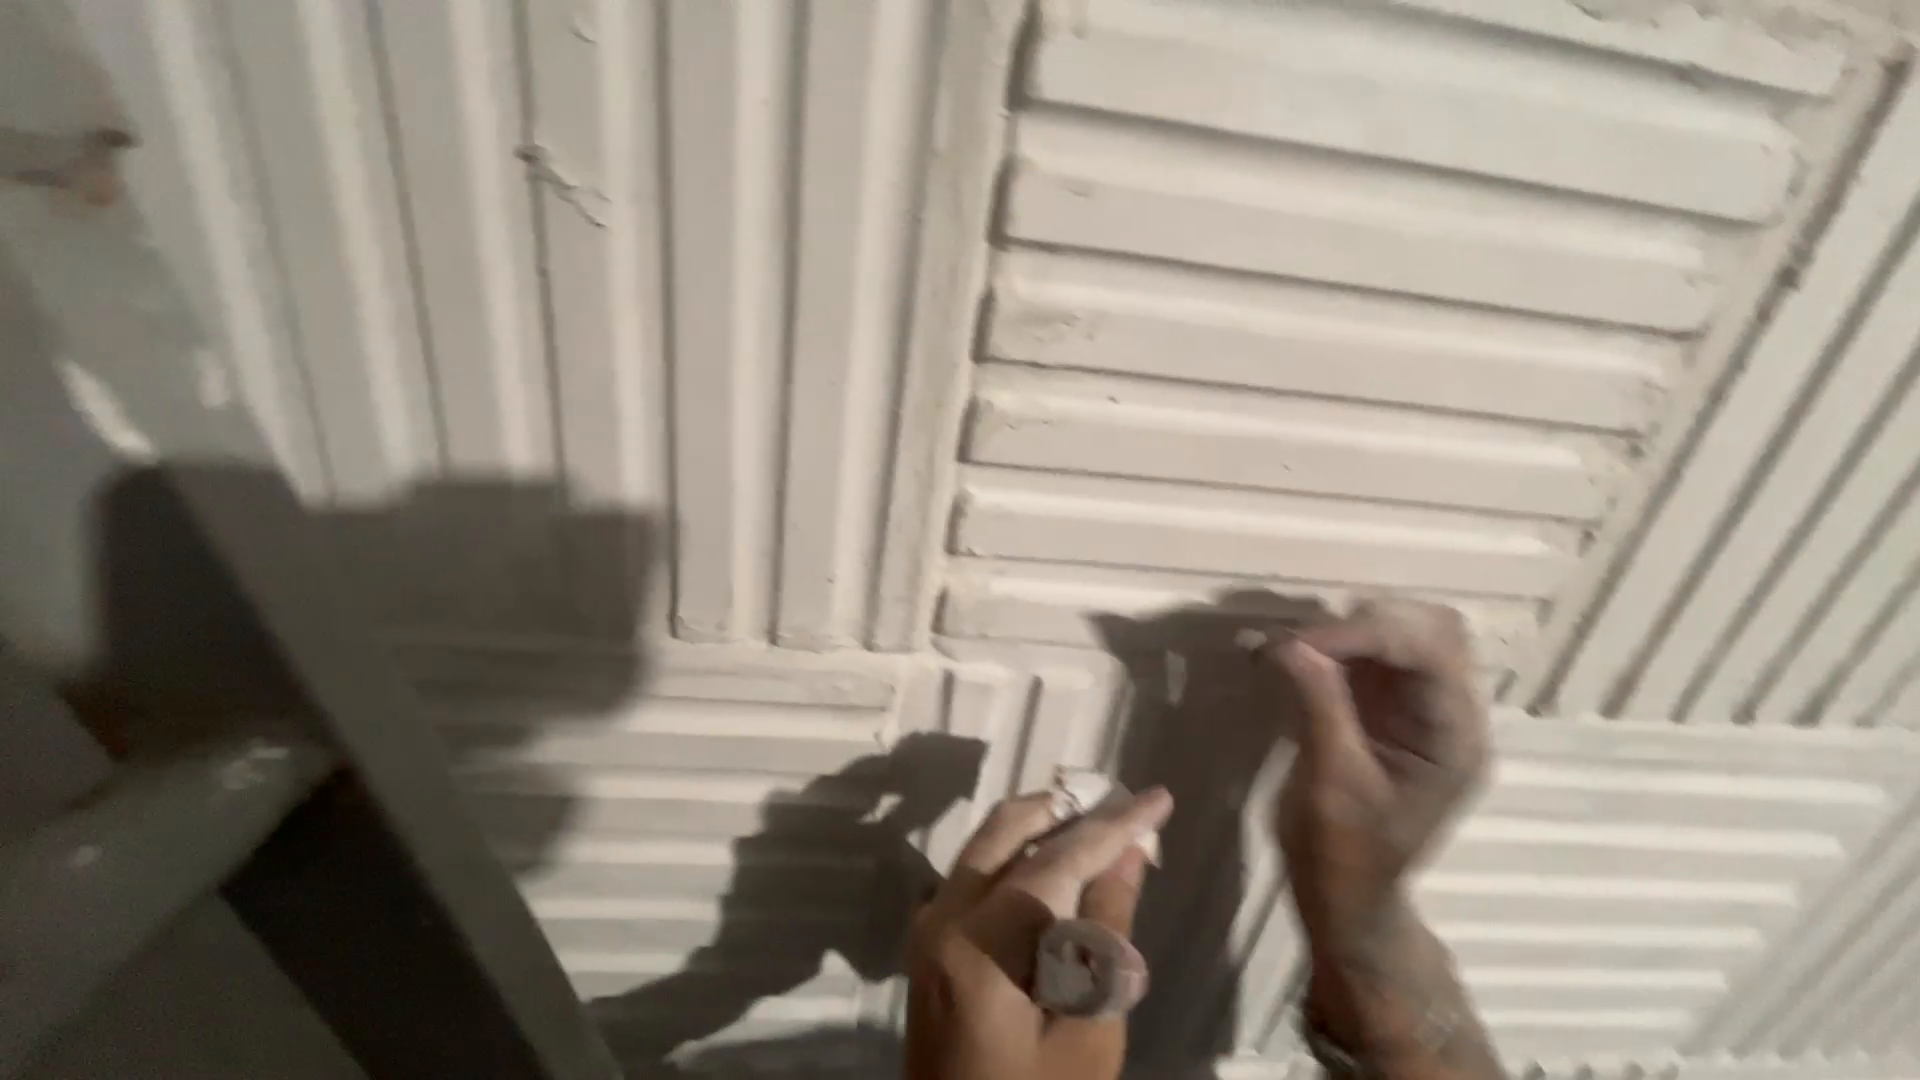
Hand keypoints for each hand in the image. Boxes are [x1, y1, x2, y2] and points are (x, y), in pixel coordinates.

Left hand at [904, 787, 1173, 1079]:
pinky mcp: (930, 939)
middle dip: (1068, 809)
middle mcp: (942, 919)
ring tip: (1100, 824)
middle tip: (1123, 804)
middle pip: (1007, 831)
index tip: (1157, 798)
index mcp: (979, 947)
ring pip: (987, 844)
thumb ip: (1105, 934)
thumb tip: (1129, 854)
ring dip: (1043, 826)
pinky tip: (1059, 866)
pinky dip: (1019, 854)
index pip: (1057, 863)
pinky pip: (976, 871)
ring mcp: (928, 926)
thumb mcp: (1088, 1035)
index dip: (1112, 827)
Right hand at [1268, 601, 1489, 948]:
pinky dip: (1335, 645)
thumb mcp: (1331, 784)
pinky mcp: (1387, 708)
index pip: (1427, 652)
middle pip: (1430, 629)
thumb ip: (1320, 707)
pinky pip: (1372, 654)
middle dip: (1362, 624)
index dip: (1363, 634)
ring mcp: (1420, 708)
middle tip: (1299, 644)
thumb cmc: (1344, 852)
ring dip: (1348, 631)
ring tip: (1292, 648)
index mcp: (1455, 738)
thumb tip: (1290, 643)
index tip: (1297, 644)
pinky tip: (1296, 657)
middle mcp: (1449, 713)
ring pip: (1403, 633)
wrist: (1345, 894)